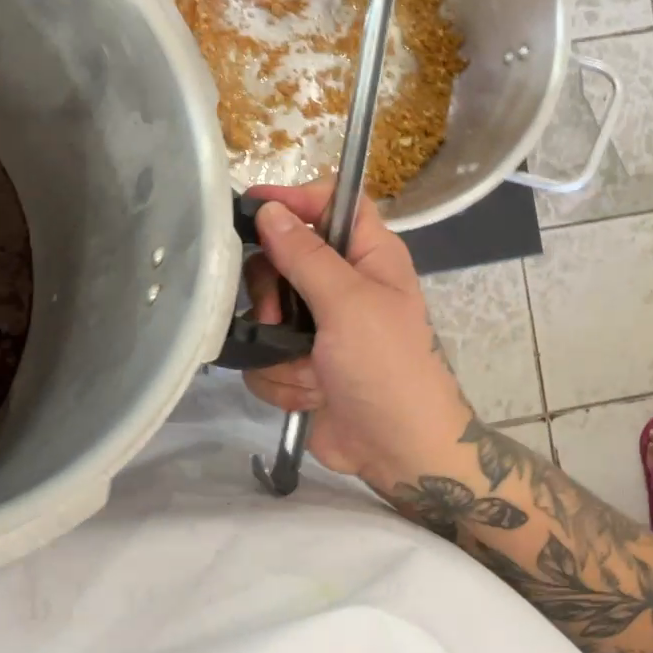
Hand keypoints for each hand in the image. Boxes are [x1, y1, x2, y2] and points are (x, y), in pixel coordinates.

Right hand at [242, 181, 470, 479]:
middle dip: (273, 292)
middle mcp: (340, 284)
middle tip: (282, 314)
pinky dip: (281, 378)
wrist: (398, 453)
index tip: (254, 208)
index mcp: (368, 256)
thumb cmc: (387, 368)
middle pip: (280, 257)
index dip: (294, 199)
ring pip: (263, 310)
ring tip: (308, 369)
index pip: (330, 203)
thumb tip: (268, 210)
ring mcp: (316, 326)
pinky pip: (262, 354)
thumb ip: (304, 255)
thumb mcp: (348, 303)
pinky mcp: (297, 363)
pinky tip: (310, 394)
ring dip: (279, 347)